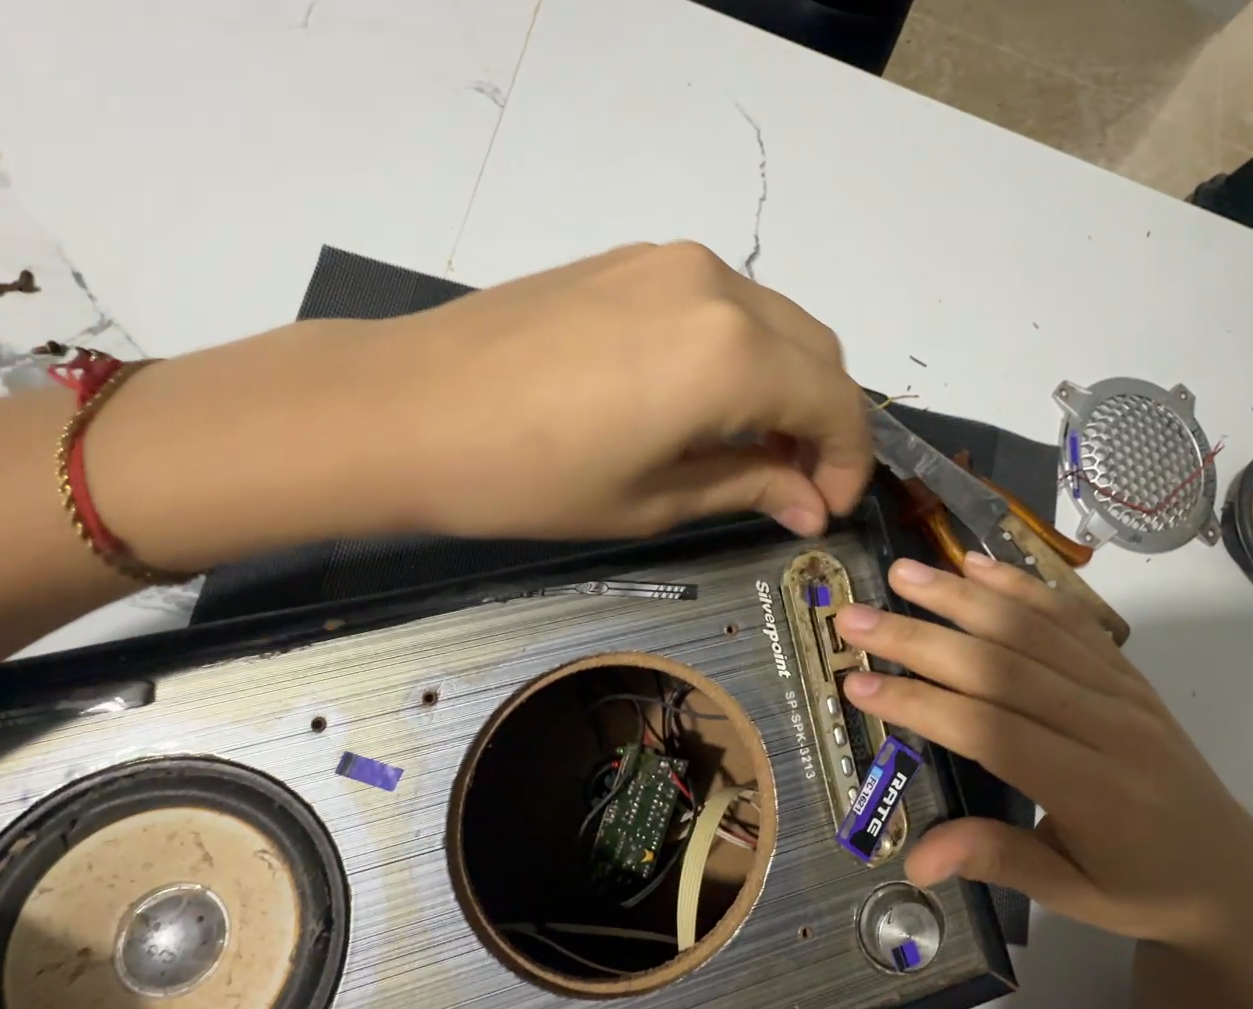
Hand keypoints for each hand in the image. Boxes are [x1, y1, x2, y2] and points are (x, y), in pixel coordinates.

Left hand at [85, 242, 874, 569]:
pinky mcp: (633, 259)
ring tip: (751, 447)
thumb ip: (750, 488)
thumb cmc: (529, 478)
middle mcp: (718, 288)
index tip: (831, 506)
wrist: (403, 409)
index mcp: (732, 354)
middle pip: (817, 352)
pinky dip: (741, 353)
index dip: (850, 460)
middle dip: (824, 420)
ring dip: (785, 383)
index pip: (837, 402)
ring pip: (775, 322)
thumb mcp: (651, 499)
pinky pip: (723, 304)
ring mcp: (672, 262)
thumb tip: (814, 504)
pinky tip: (706, 400)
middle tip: (797, 482)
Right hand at [837, 554, 1252, 956]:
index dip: (922, 704)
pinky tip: (979, 565)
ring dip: (963, 598)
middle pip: (1003, 668)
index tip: (858, 684)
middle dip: (921, 639)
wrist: (1228, 867)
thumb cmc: (1140, 888)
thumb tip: (916, 856)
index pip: (992, 731)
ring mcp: (1122, 690)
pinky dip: (1023, 588)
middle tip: (855, 618)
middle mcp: (1108, 726)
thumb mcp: (1070, 893)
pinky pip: (1072, 619)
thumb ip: (996, 859)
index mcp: (1093, 789)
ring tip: (904, 573)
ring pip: (1033, 631)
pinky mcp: (1127, 671)